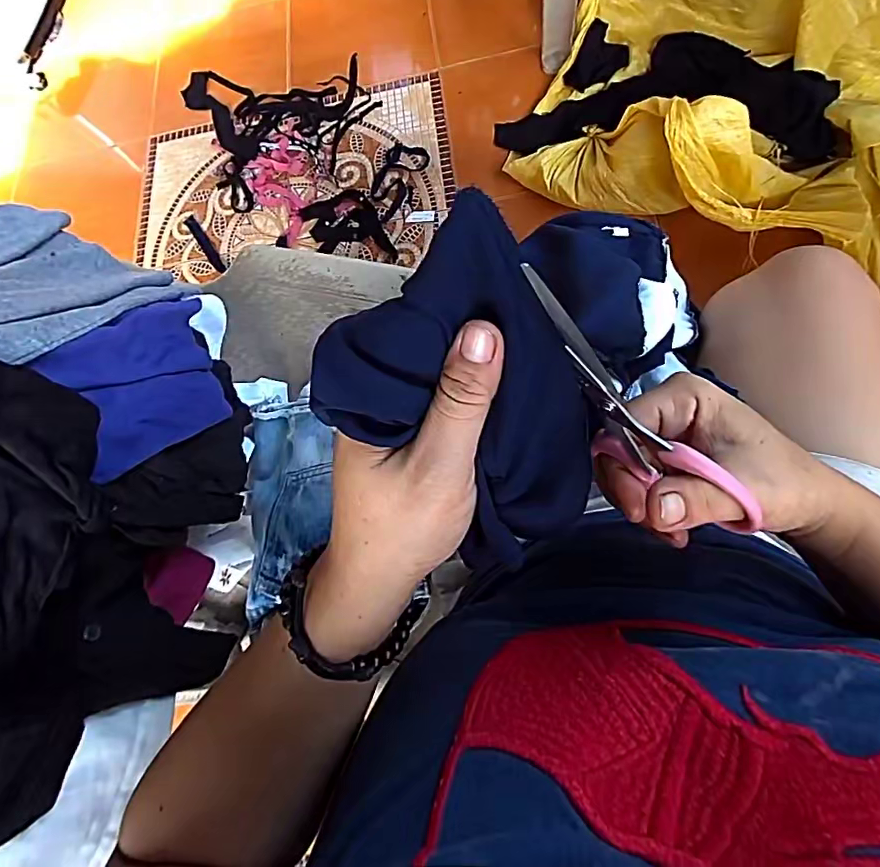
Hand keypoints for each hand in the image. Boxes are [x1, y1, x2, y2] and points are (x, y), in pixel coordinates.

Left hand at [306, 320, 502, 661]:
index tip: (496, 297)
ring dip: (469, 361)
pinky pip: (441, 394)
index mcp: (365, 395)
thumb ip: (462, 401)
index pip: (406, 332)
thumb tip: (483, 330)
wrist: (382, 581)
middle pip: (422, 347)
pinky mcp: (410, 428)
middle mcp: (373, 396)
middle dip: (465, 335)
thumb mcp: (440, 464)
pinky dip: (468, 387)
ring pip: (435, 370)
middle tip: (515, 317)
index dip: (451, 312)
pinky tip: (495, 381)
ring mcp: (392, 412)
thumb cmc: (402, 529)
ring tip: (512, 342)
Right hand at [595, 373, 847, 548]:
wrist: (806, 500)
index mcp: (686, 396)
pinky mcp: (668, 458)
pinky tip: (674, 527)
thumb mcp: (743, 491)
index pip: (626, 422)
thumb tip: (654, 508)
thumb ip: (697, 497)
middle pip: (618, 445)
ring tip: (672, 529)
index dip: (623, 464)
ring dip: (641, 505)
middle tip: (653, 522)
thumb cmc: (785, 481)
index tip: (640, 507)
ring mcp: (668, 433)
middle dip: (630, 489)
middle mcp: (670, 408)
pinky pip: (639, 483)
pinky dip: (650, 510)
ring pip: (624, 468)